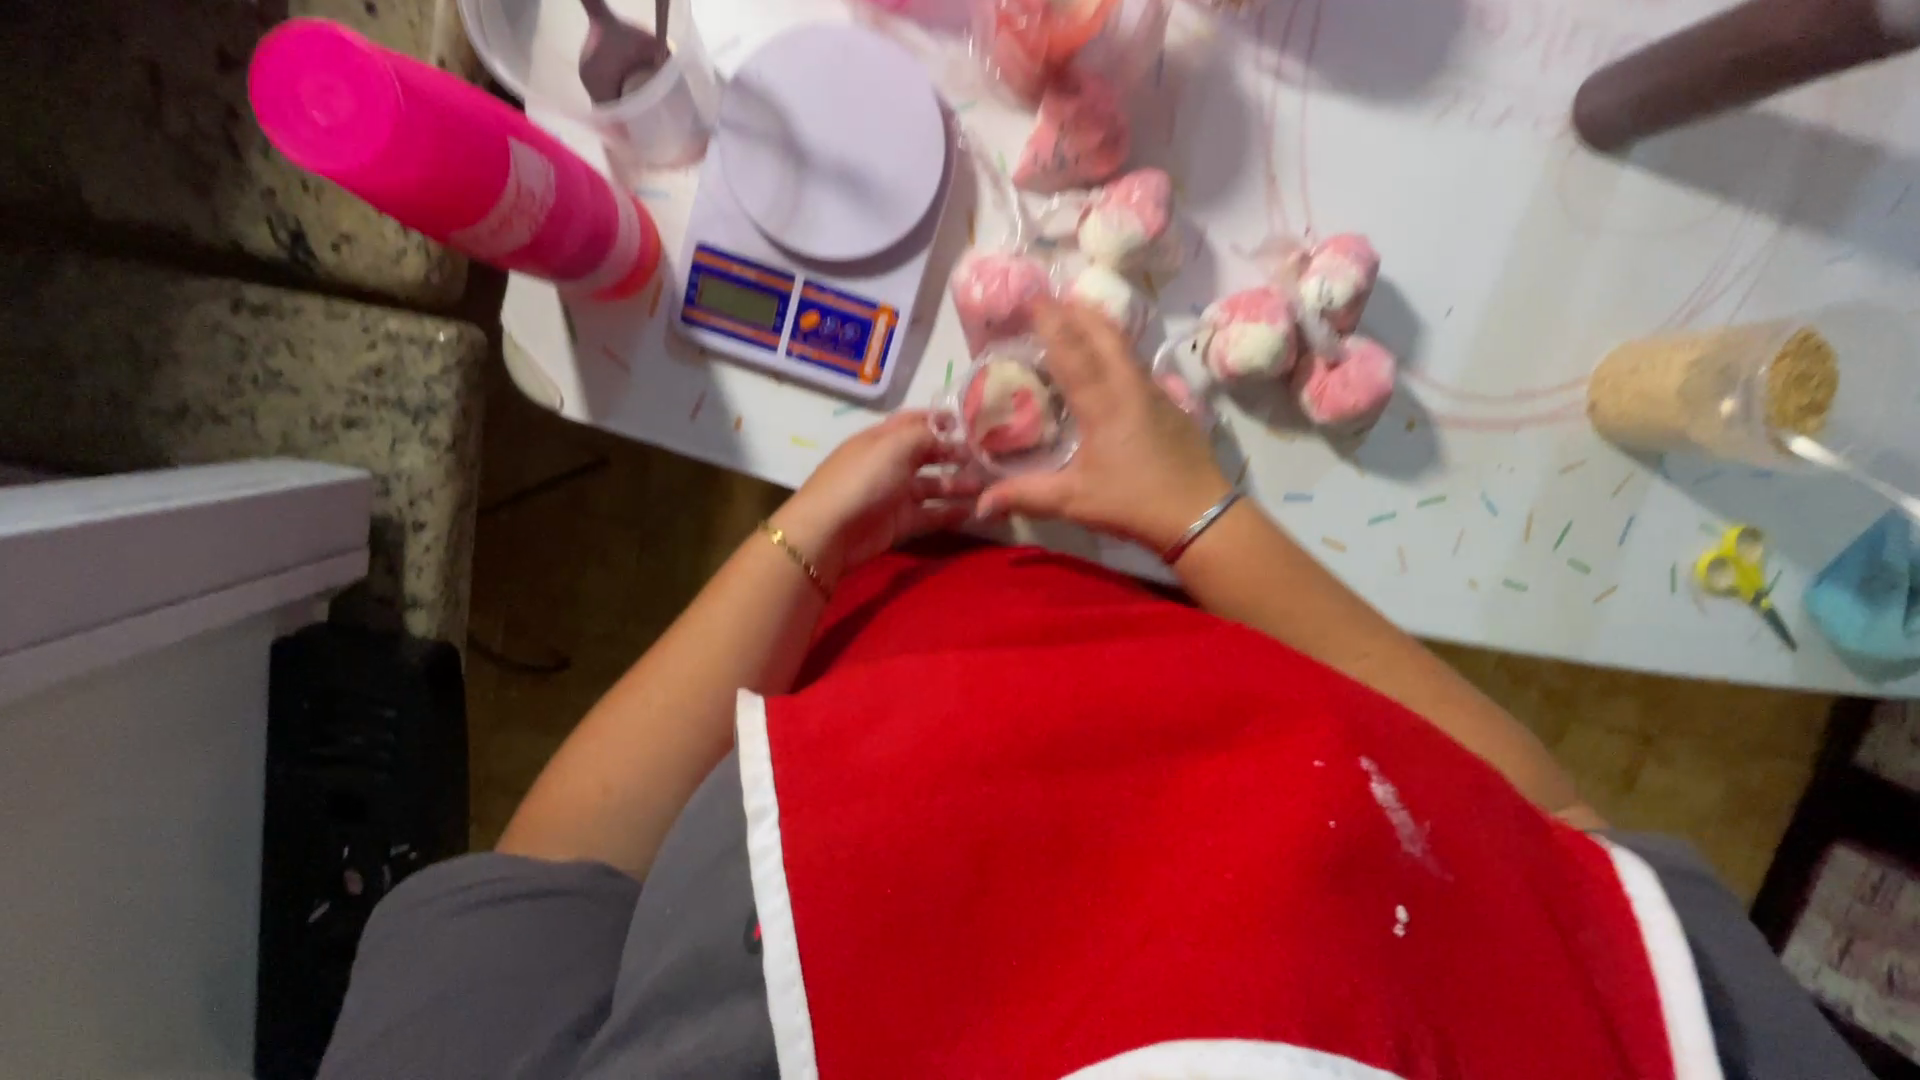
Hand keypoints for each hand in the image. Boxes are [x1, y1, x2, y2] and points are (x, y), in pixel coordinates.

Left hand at [770, 411, 979, 584]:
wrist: (830, 532)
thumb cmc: (863, 479)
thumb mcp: (895, 446)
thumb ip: (925, 435)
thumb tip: (946, 433)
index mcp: (882, 438)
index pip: (914, 422)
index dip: (940, 420)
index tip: (971, 423)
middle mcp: (888, 463)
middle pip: (926, 455)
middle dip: (954, 455)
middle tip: (987, 459)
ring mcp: (893, 495)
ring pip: (932, 486)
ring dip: (957, 485)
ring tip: (985, 487)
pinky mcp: (898, 523)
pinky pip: (930, 514)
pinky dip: (950, 512)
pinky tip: (973, 512)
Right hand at [978, 300, 1232, 550]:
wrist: (1202, 515)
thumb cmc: (1134, 504)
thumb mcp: (1074, 501)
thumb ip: (1025, 496)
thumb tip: (981, 504)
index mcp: (1103, 403)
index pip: (1071, 350)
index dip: (1050, 321)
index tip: (1032, 296)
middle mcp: (1130, 387)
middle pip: (1103, 334)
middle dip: (1076, 311)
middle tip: (1052, 299)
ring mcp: (1156, 392)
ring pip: (1125, 345)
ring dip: (1099, 326)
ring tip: (1078, 317)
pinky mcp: (1172, 405)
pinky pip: (1138, 365)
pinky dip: (1117, 351)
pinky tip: (1111, 365)